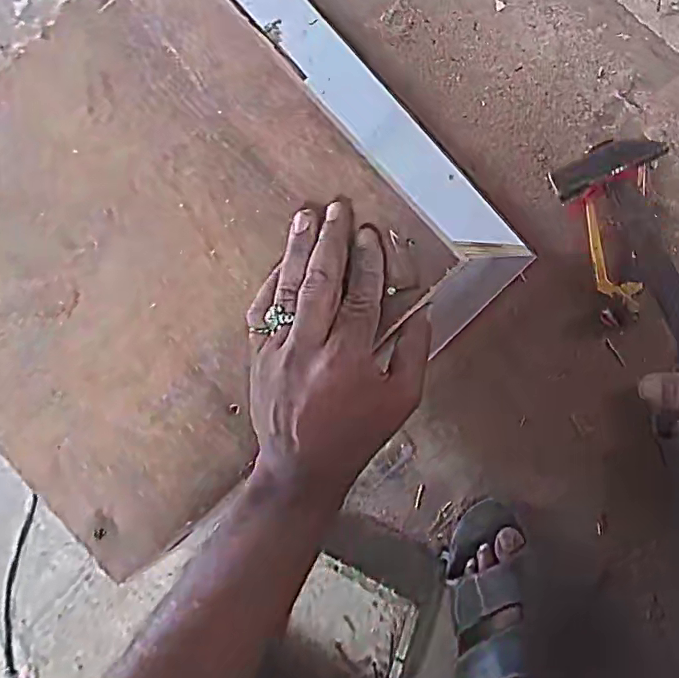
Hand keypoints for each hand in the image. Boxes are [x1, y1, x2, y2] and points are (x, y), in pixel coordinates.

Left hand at [244, 200, 430, 511]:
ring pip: (290, 289)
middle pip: (322, 281)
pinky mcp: (259, 355)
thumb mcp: (401, 401)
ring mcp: (279, 350)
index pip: (361, 297)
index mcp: (348, 359)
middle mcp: (310, 349)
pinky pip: (262, 310)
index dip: (368, 261)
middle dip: (332, 240)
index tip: (371, 234)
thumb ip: (413, 353)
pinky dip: (272, 282)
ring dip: (299, 249)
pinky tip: (282, 259)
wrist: (300, 469)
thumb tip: (420, 312)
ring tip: (307, 216)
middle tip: (339, 209)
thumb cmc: (356, 435)